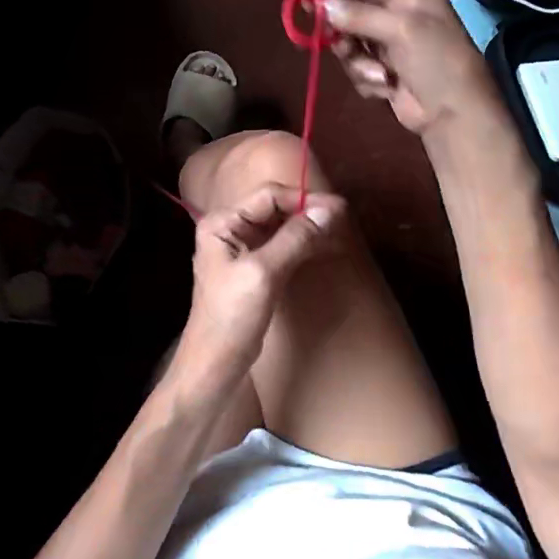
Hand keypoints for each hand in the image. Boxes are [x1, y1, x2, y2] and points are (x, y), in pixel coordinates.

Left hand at [178, 185, 346, 387]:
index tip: (338, 208)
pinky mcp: (253, 270)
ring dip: (309, 230)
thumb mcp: (264, 273)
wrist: (215, 362)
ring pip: (281, 229)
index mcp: (222, 223)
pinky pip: (282, 248)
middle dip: (307, 213)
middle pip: (274, 209)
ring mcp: (241, 251)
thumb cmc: (232, 316)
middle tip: (344, 220)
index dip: (302, 199)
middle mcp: (229, 230)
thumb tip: (329, 210)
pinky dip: (303, 247)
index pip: (267, 196)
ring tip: (340, 234)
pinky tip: (326, 249)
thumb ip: (294, 239)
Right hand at [324, 0, 502, 136]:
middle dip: (345, 32)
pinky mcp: (383, 72)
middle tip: (341, 46)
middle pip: (352, 14)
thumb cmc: (434, 60)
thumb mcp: (399, 29)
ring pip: (352, 45)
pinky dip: (367, 78)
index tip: (311, 4)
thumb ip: (358, 14)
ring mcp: (391, 46)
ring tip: (377, 74)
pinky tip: (386, 87)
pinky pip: (358, 68)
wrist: (452, 111)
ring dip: (359, 62)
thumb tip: (320, 3)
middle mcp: (399, 16)